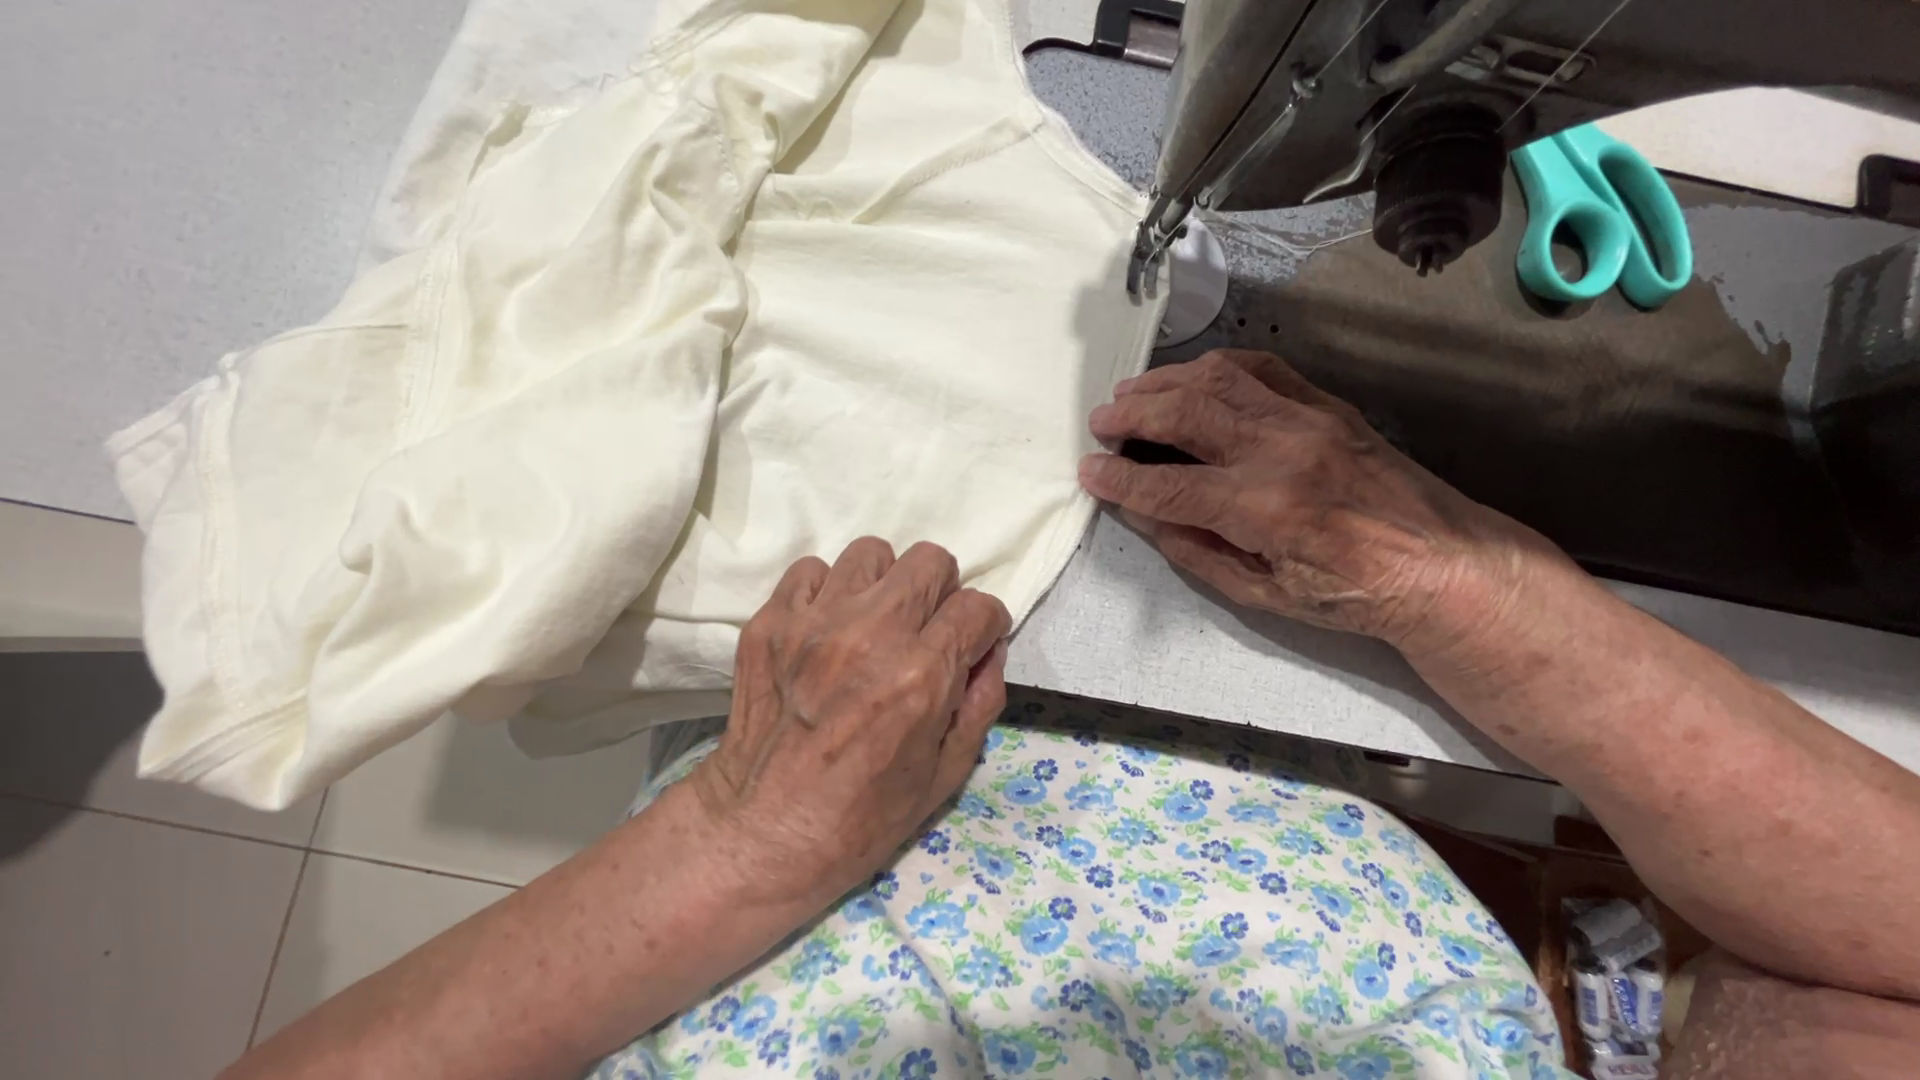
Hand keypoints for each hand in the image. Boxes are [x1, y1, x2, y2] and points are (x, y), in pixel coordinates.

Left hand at [689, 538, 1010, 908]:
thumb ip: (982, 701)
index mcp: (920, 676)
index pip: (977, 607)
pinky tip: (826, 630)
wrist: (763, 833)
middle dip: (942, 593)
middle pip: (930, 561)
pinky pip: (811, 570)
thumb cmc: (864, 817)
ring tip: (874, 624)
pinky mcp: (769, 622)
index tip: (973, 644)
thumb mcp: (948, 774)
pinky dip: (828, 593)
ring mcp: (813, 623)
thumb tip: (989, 648)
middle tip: (927, 630)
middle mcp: (869, 634)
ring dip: (885, 585)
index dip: (985, 627)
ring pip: (872, 553)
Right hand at [1079, 349, 1540, 654]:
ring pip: (1217, 380)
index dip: (1119, 481)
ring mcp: (1307, 420)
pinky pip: (1261, 370)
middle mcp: (1281, 451)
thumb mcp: (1262, 593)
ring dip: (1164, 383)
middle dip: (1130, 416)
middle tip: (1100, 424)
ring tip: (1131, 395)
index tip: (1088, 473)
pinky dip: (1217, 367)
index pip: (1168, 487)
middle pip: (1184, 415)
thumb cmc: (1351, 595)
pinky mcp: (1327, 406)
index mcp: (1264, 508)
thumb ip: (1195, 550)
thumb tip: (1144, 515)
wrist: (1443, 565)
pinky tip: (1193, 378)